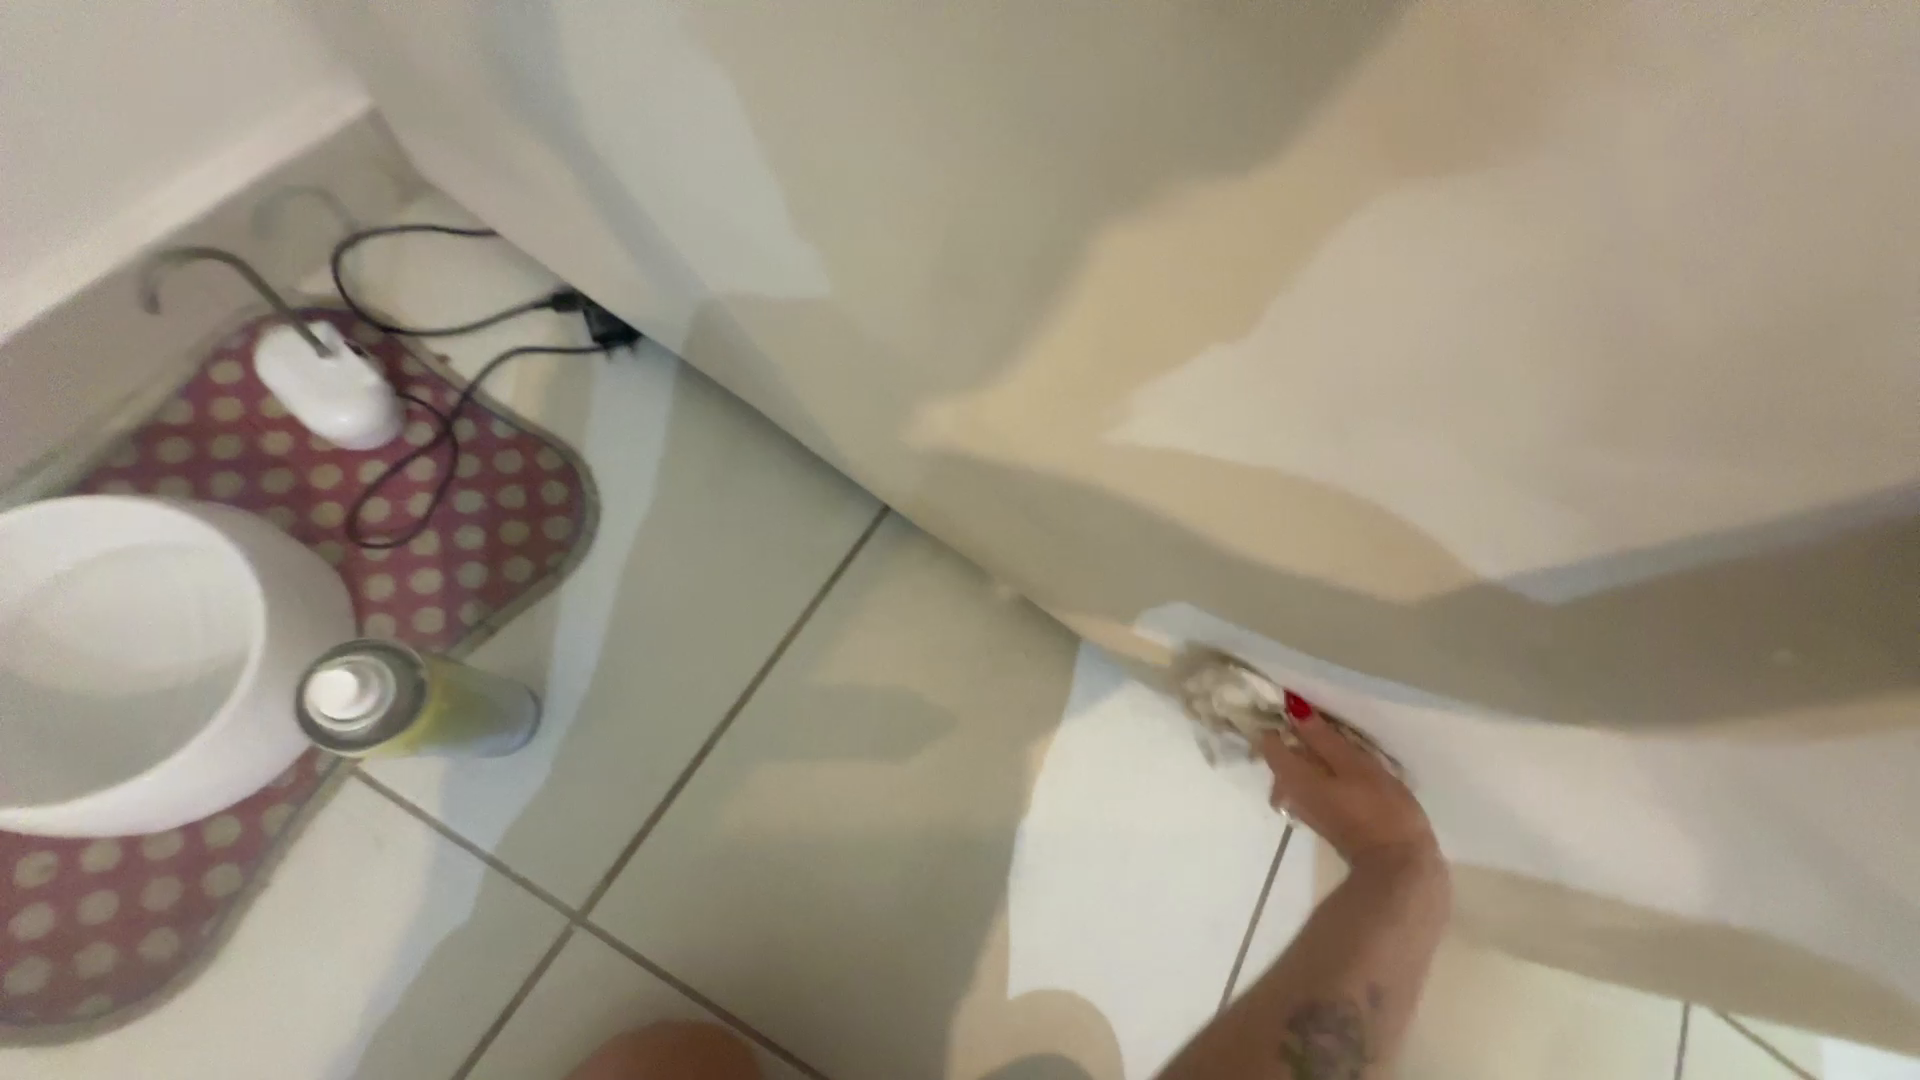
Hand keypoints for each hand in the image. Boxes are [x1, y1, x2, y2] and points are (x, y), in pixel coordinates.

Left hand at [1260, 698, 1440, 874]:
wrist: (1400, 868)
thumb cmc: (1379, 810)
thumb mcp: (1354, 764)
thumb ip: (1321, 736)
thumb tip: (1292, 707)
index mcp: (1291, 776)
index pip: (1267, 741)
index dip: (1278, 721)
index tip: (1298, 707)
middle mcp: (1290, 793)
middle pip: (1281, 757)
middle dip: (1295, 737)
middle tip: (1323, 722)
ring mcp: (1306, 809)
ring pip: (1297, 773)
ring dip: (1311, 757)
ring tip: (1339, 743)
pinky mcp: (1324, 820)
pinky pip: (1312, 787)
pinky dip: (1322, 774)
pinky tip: (1346, 770)